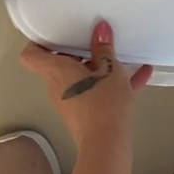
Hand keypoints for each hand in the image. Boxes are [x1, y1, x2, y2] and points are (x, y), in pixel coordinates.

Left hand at [20, 20, 152, 144]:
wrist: (107, 144)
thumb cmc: (103, 101)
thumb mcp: (109, 69)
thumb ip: (104, 48)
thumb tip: (101, 29)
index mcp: (56, 71)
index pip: (31, 55)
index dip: (39, 42)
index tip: (56, 33)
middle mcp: (58, 86)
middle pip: (58, 65)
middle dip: (76, 52)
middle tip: (92, 39)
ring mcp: (71, 102)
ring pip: (81, 79)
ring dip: (98, 68)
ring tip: (119, 55)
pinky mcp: (85, 115)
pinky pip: (97, 93)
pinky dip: (113, 84)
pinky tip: (142, 73)